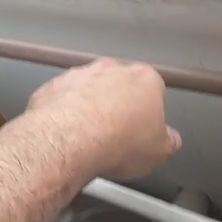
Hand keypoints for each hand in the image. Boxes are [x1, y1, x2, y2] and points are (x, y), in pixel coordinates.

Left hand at [23, 57, 180, 179]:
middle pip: (118, 86)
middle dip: (117, 106)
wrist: (69, 141)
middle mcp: (111, 70)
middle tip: (116, 135)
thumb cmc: (114, 140)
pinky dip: (61, 114)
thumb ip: (168, 141)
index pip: (154, 90)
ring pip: (87, 90)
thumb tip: (169, 142)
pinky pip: (60, 99)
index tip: (144, 129)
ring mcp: (78, 76)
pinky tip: (65, 135)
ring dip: (88, 108)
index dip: (148, 112)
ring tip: (88, 138)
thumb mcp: (159, 151)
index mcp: (144, 79)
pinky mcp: (52, 87)